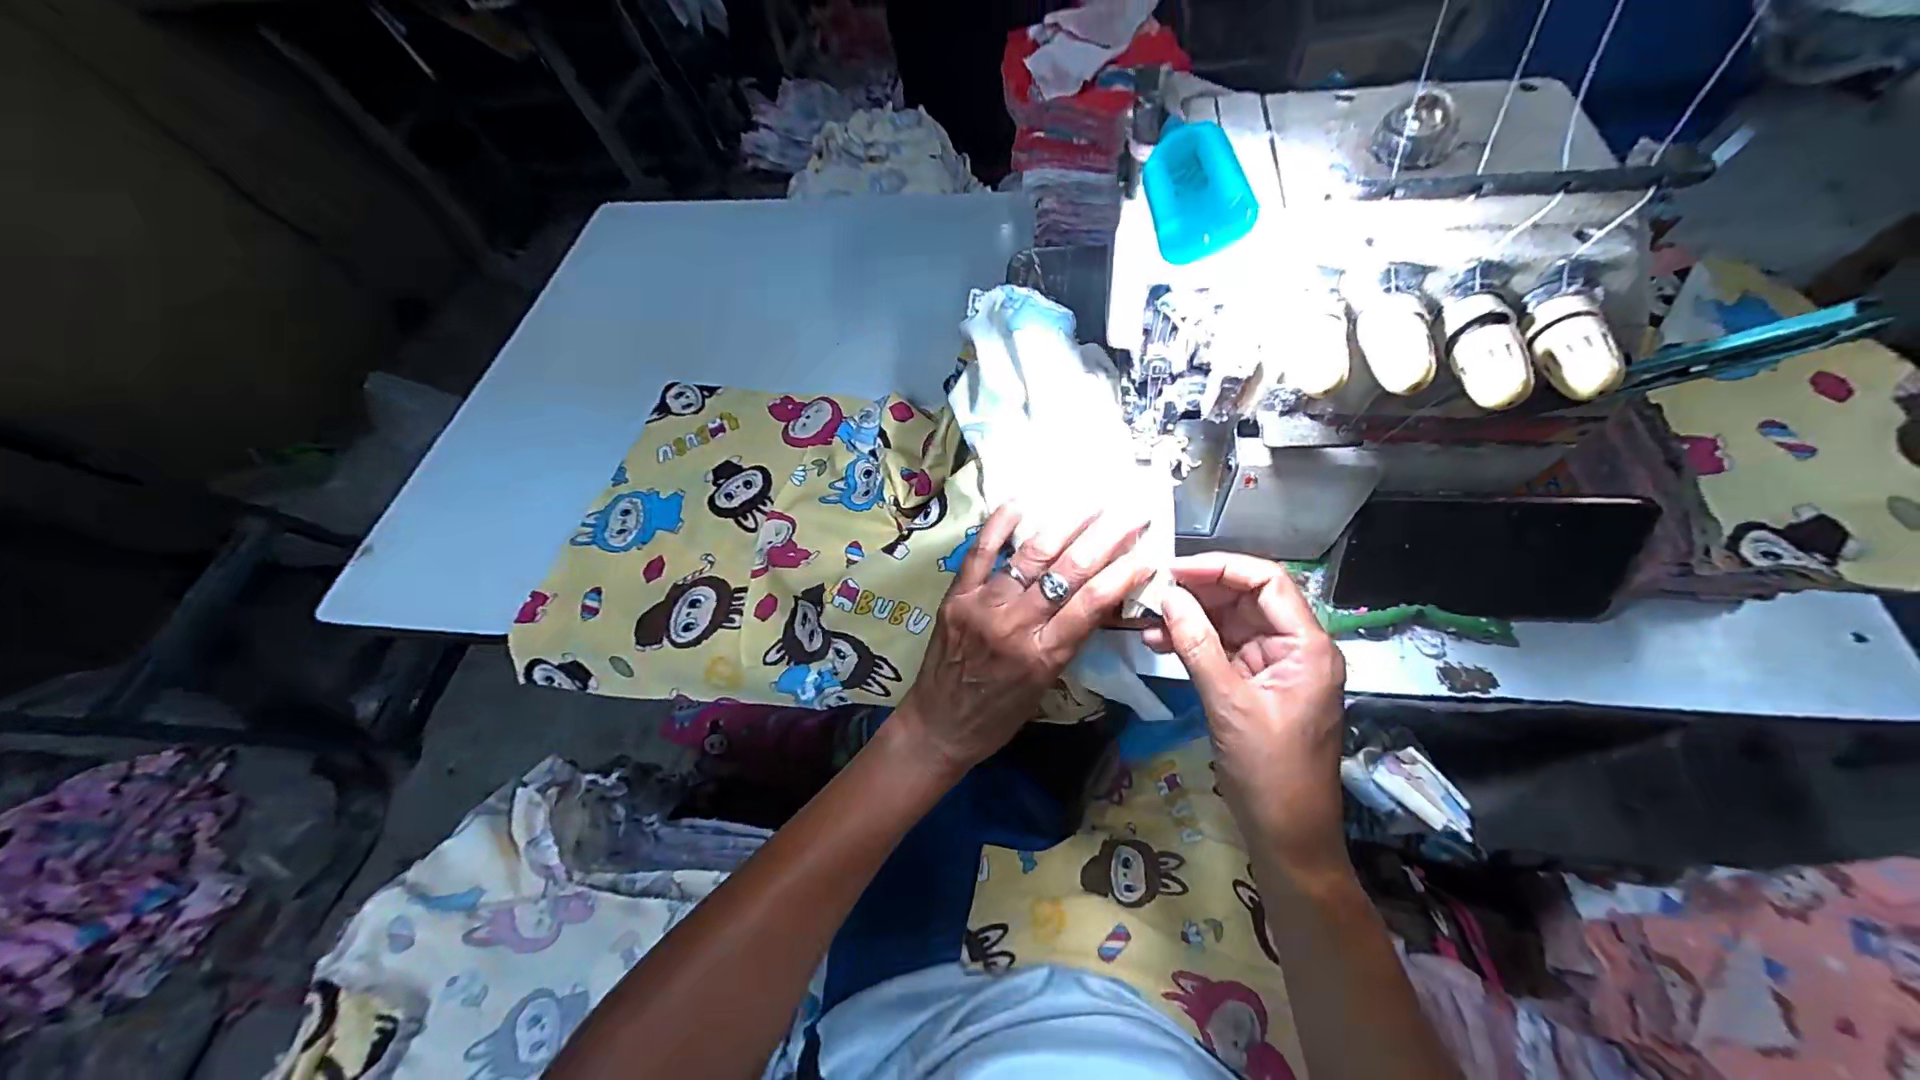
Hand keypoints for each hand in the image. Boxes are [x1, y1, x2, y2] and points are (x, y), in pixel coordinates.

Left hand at [895, 503, 1151, 776]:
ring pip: (1029, 556)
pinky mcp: (956, 597)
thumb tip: (1098, 597)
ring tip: (1091, 504)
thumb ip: (1067, 640)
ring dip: (1064, 525)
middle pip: (1066, 572)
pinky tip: (1020, 503)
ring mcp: (982, 606)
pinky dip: (999, 526)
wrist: (938, 726)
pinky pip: (980, 553)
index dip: (1122, 575)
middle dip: (1104, 539)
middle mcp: (1014, 625)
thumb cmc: (998, 716)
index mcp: (1042, 655)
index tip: (1147, 554)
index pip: (1091, 604)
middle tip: (1130, 514)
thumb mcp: (1045, 685)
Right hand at [1143, 554, 1348, 876]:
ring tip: (1147, 619)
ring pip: (1230, 622)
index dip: (1220, 568)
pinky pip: (1222, 649)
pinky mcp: (1256, 683)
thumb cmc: (1269, 771)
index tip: (1174, 570)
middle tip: (1152, 591)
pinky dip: (1193, 643)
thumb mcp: (1229, 703)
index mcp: (1307, 646)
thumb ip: (1197, 645)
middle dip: (1198, 592)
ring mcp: (1275, 665)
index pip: (1267, 582)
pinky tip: (1159, 642)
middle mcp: (1295, 647)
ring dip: (1190, 618)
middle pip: (1246, 599)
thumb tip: (1167, 596)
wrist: (1287, 834)